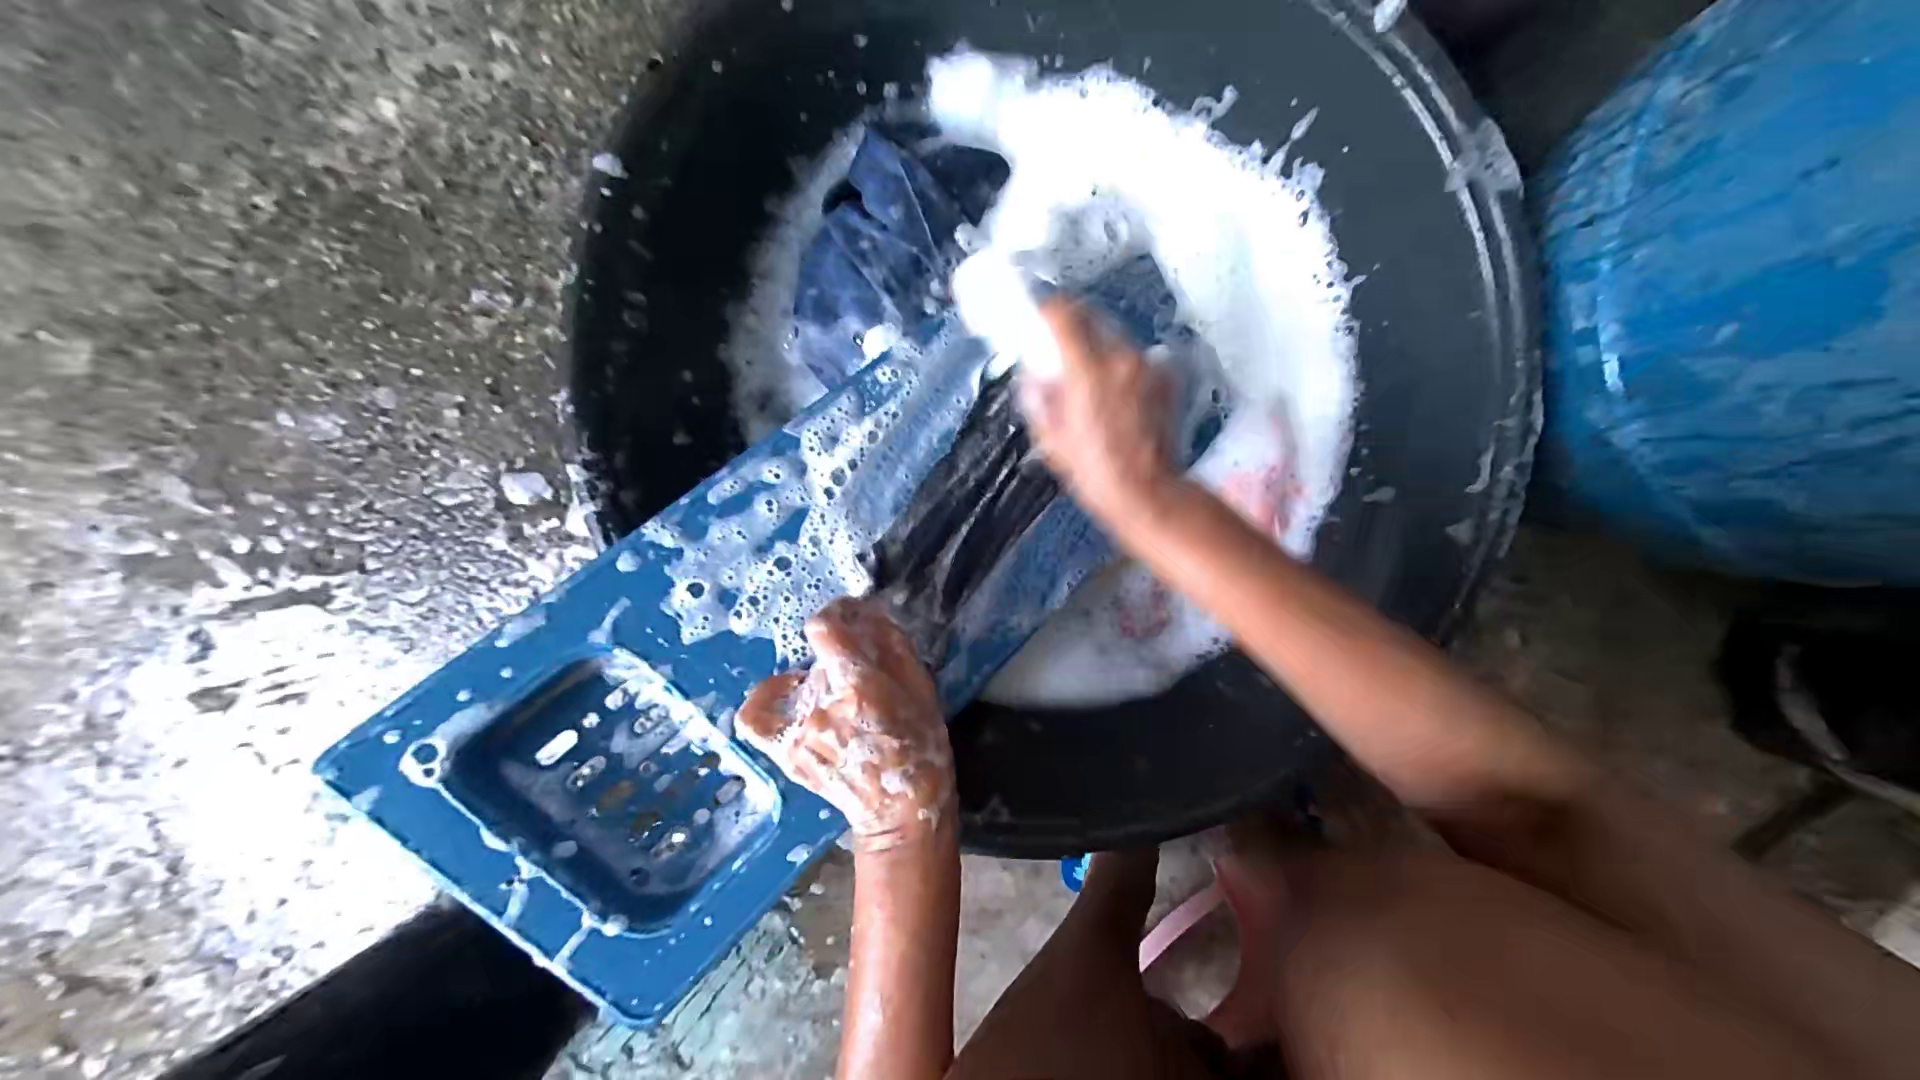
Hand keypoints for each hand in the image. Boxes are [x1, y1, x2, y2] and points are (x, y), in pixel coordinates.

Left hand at [738, 598, 954, 853]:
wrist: (901, 810)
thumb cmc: (921, 746)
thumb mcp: (922, 688)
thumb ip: (893, 644)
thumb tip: (868, 612)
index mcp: (858, 686)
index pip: (824, 627)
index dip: (836, 611)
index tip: (850, 615)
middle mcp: (820, 705)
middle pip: (818, 658)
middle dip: (841, 658)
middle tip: (864, 676)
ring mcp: (796, 732)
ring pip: (798, 682)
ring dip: (819, 681)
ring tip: (841, 701)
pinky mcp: (784, 753)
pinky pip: (755, 717)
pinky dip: (765, 699)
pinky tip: (787, 695)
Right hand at [1021, 298, 1181, 524]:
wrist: (1147, 492)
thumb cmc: (1102, 474)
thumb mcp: (1051, 439)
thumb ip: (1038, 398)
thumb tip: (1034, 379)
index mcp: (1088, 372)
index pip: (1063, 314)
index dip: (1046, 312)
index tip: (1038, 318)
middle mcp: (1122, 361)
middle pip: (1091, 320)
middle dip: (1071, 334)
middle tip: (1058, 358)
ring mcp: (1149, 368)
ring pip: (1115, 339)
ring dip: (1098, 352)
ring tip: (1089, 387)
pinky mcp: (1166, 379)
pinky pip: (1137, 360)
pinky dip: (1122, 370)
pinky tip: (1115, 399)